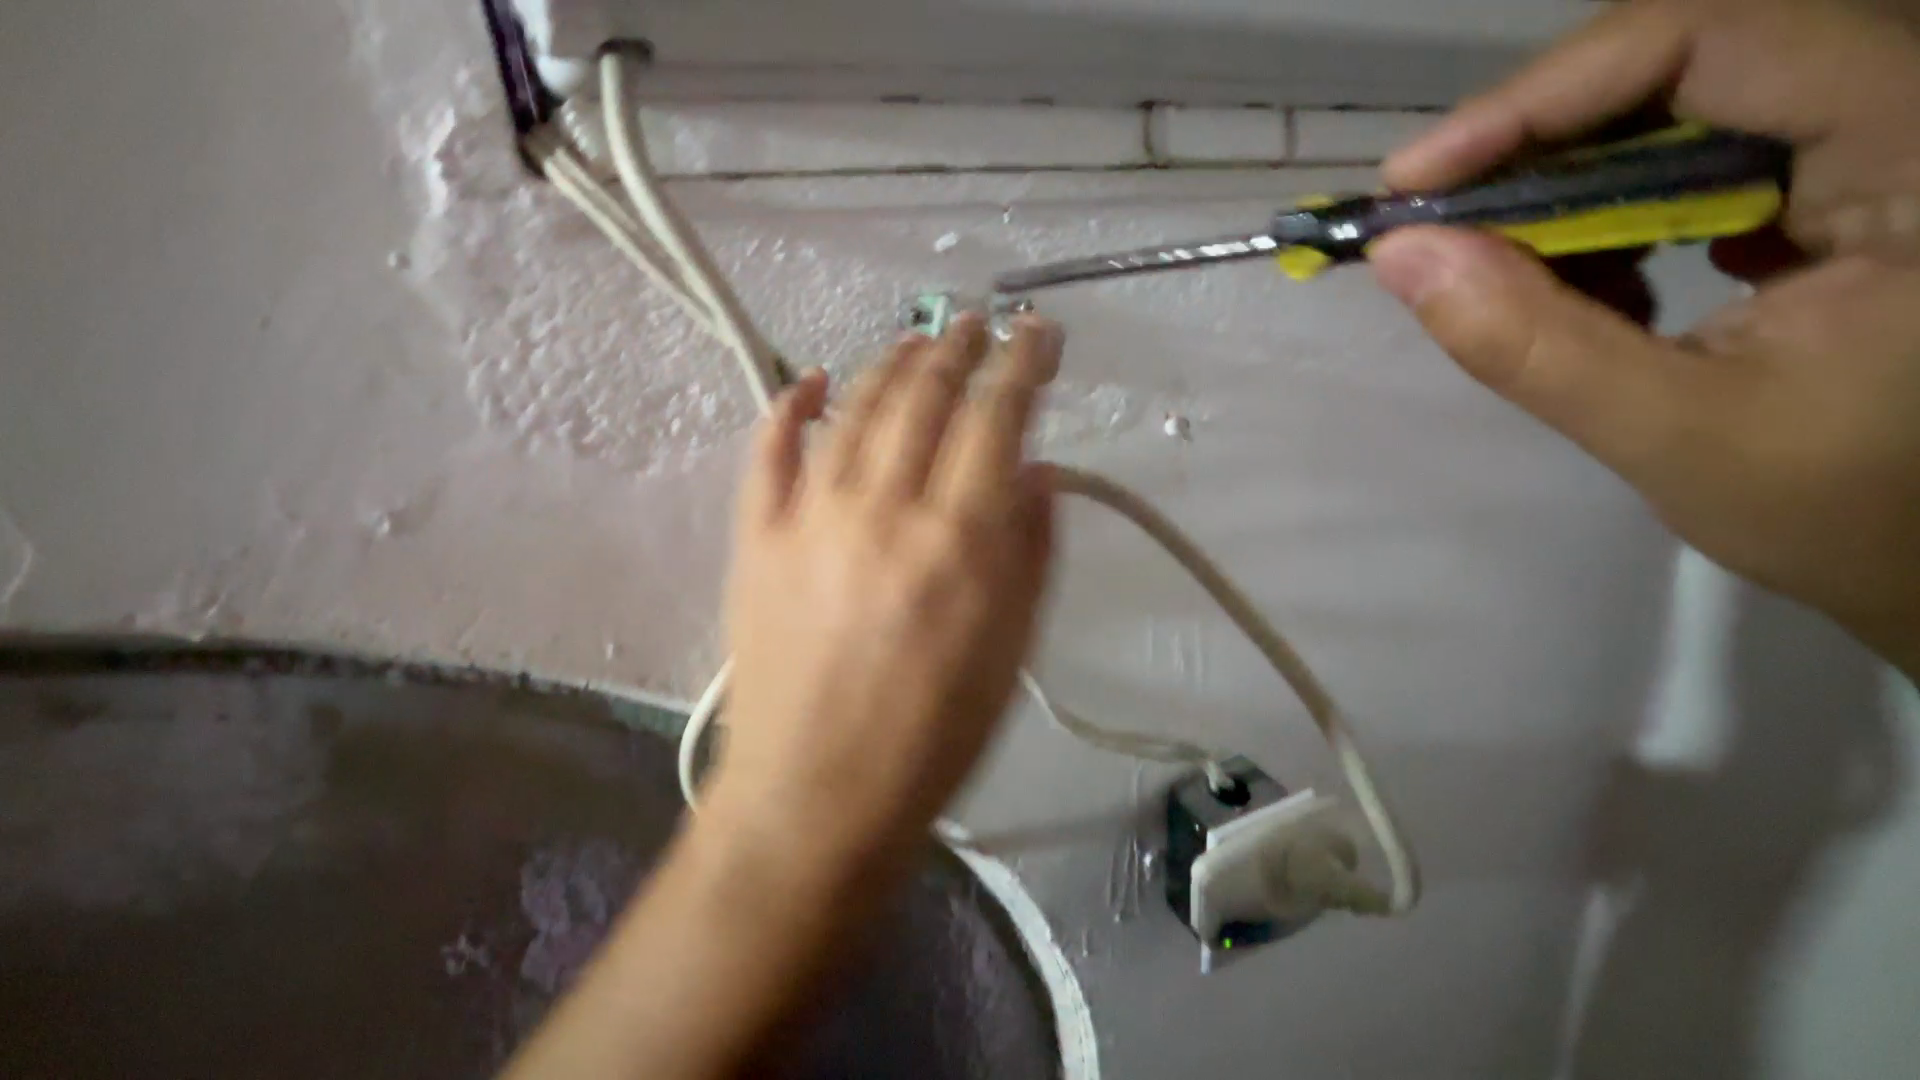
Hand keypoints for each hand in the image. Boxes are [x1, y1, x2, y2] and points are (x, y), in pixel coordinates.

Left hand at [705, 313, 1062, 861]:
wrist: (817, 797)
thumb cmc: (933, 738)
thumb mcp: (1011, 651)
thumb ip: (1029, 552)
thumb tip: (1035, 472)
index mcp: (958, 540)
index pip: (997, 419)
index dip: (1023, 363)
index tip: (1040, 333)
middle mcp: (883, 509)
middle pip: (924, 396)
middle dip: (958, 347)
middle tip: (978, 325)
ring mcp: (809, 518)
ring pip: (854, 409)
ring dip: (891, 363)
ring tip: (917, 341)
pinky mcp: (756, 539)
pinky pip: (768, 452)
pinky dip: (790, 406)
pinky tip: (811, 381)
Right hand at [1369, 0, 1919, 674]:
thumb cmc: (1844, 508)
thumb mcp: (1672, 432)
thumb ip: (1530, 344)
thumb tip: (1400, 255)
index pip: (1709, 37)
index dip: (1539, 96)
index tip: (1418, 179)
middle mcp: (1912, 100)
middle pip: (1682, 58)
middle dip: (1535, 142)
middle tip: (1432, 218)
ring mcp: (1877, 131)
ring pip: (1677, 102)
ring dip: (1563, 187)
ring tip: (1505, 274)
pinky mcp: (1838, 173)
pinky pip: (1695, 151)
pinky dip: (1605, 215)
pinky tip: (1584, 288)